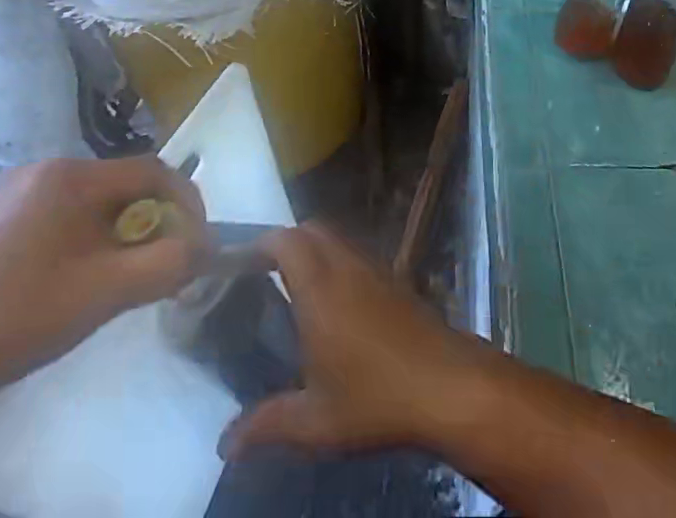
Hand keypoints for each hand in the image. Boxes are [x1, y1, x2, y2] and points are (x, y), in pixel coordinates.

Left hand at [0, 157, 204, 429]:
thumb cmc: (21, 317)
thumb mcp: (111, 291)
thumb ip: (173, 261)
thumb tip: (208, 247)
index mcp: (69, 175)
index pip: (154, 170)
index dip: (187, 203)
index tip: (198, 244)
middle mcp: (43, 170)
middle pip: (126, 185)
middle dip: (155, 223)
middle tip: (161, 265)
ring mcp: (16, 193)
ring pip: (98, 203)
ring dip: (125, 234)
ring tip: (123, 277)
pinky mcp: (0, 219)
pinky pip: (68, 216)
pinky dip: (92, 240)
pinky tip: (81, 278)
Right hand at [219, 224, 490, 458]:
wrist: (449, 385)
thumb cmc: (376, 398)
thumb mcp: (315, 421)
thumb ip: (267, 425)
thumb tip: (225, 444)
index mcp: (321, 290)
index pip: (287, 241)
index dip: (260, 243)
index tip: (238, 263)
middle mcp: (349, 269)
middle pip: (314, 230)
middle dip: (286, 241)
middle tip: (263, 273)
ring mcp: (378, 272)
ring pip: (341, 240)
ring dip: (315, 250)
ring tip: (295, 288)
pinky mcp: (399, 283)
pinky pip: (360, 257)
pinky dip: (340, 263)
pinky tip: (336, 304)